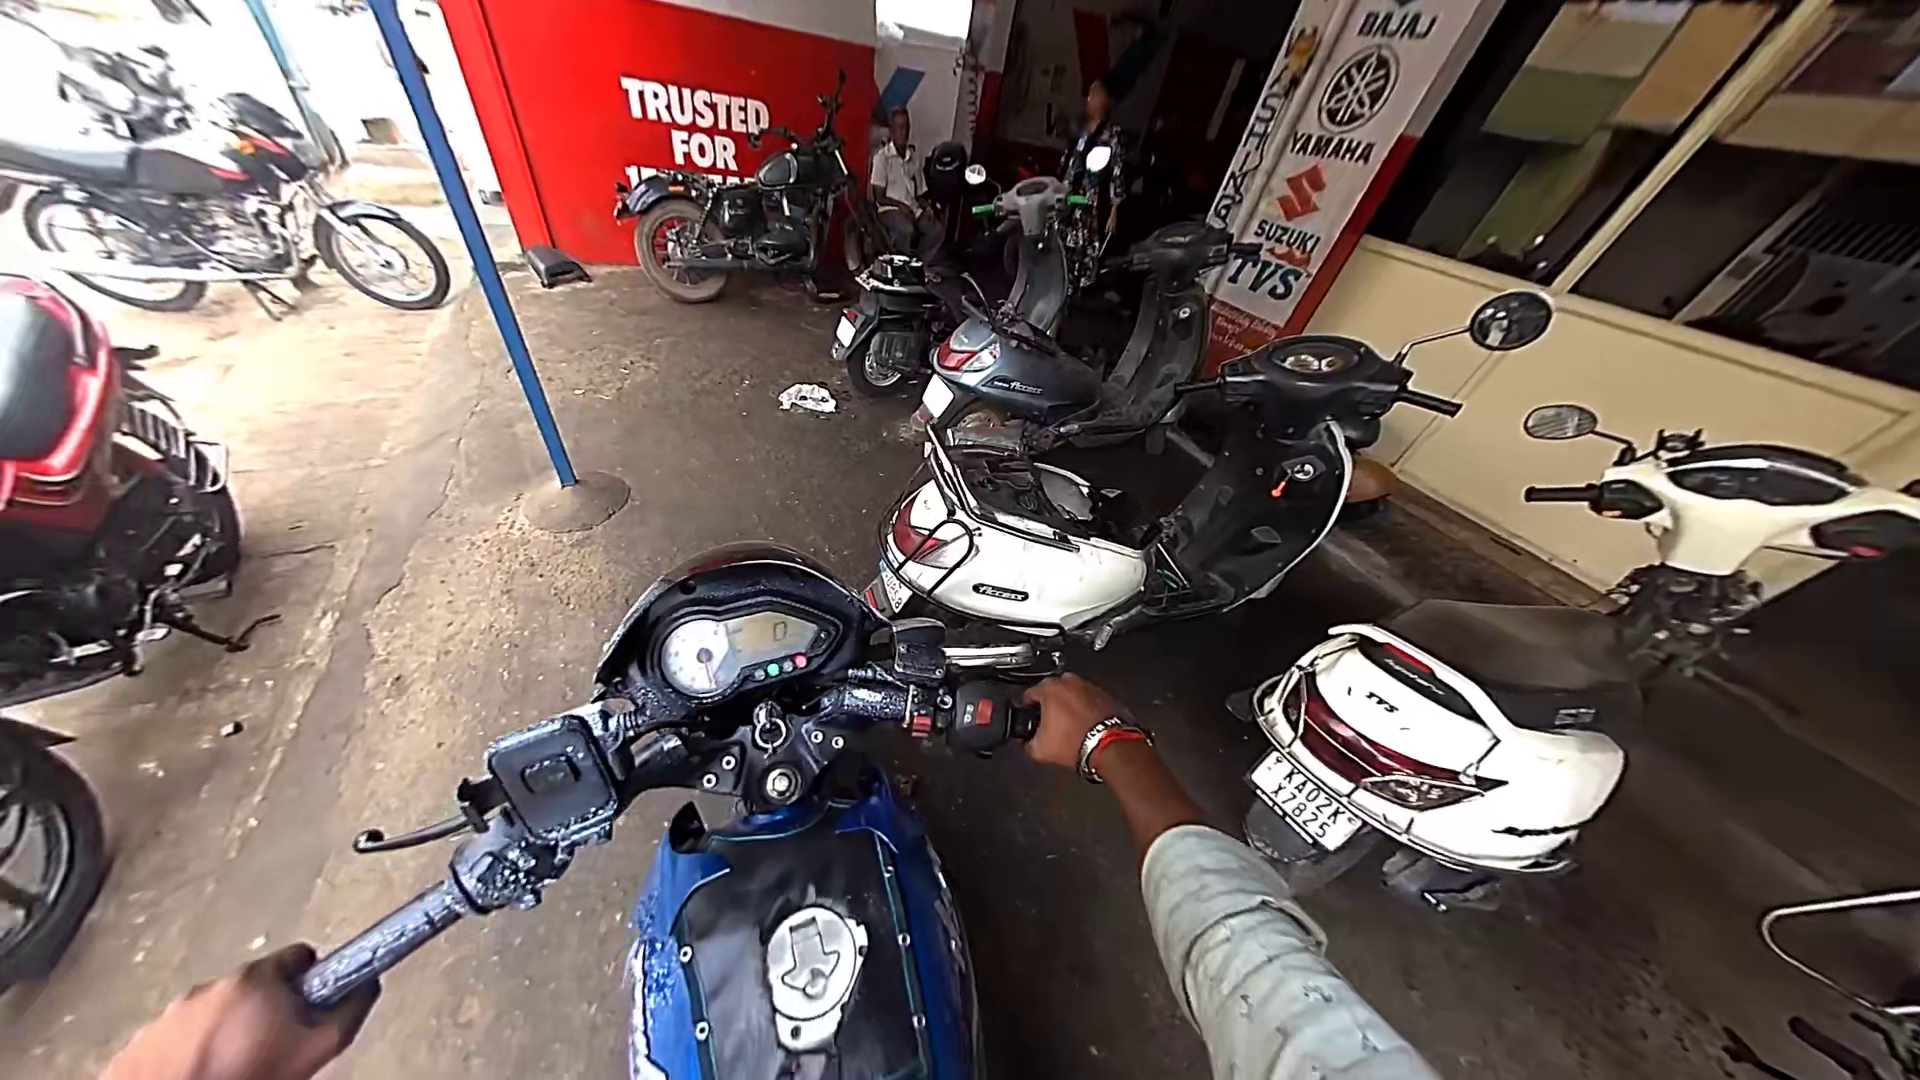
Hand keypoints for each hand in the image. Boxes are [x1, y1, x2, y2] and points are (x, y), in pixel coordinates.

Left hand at [102, 945, 378, 1079]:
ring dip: (220, 1032)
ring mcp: (157, 1026)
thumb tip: (367, 982)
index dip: (308, 982)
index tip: (303, 1008)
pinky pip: (167, 1044)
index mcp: (252, 979)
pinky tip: (195, 1077)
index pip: (297, 957)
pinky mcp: (124, 1058)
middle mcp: (202, 992)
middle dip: (261, 1009)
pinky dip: (182, 1057)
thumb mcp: (323, 1046)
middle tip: (266, 1045)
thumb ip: (355, 1003)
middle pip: (251, 986)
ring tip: (226, 1067)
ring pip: (208, 1015)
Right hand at [1022, 673, 1126, 769]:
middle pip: (1050, 691)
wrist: (1111, 747)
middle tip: (1049, 723)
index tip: (1029, 716)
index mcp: (1050, 689)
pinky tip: (1085, 723)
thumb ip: (1027, 743)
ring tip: (1069, 724)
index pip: (1029, 694)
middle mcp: (1069, 682)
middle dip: (1048, 704)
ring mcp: (1088, 686)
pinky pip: (1088, 698)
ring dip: (1068, 704)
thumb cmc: (1078, 742)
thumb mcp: (1041, 750)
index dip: (1026, 708)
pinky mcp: (1104, 693)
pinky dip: (1085, 707)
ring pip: (1071, 693)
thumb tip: (1027, 743)